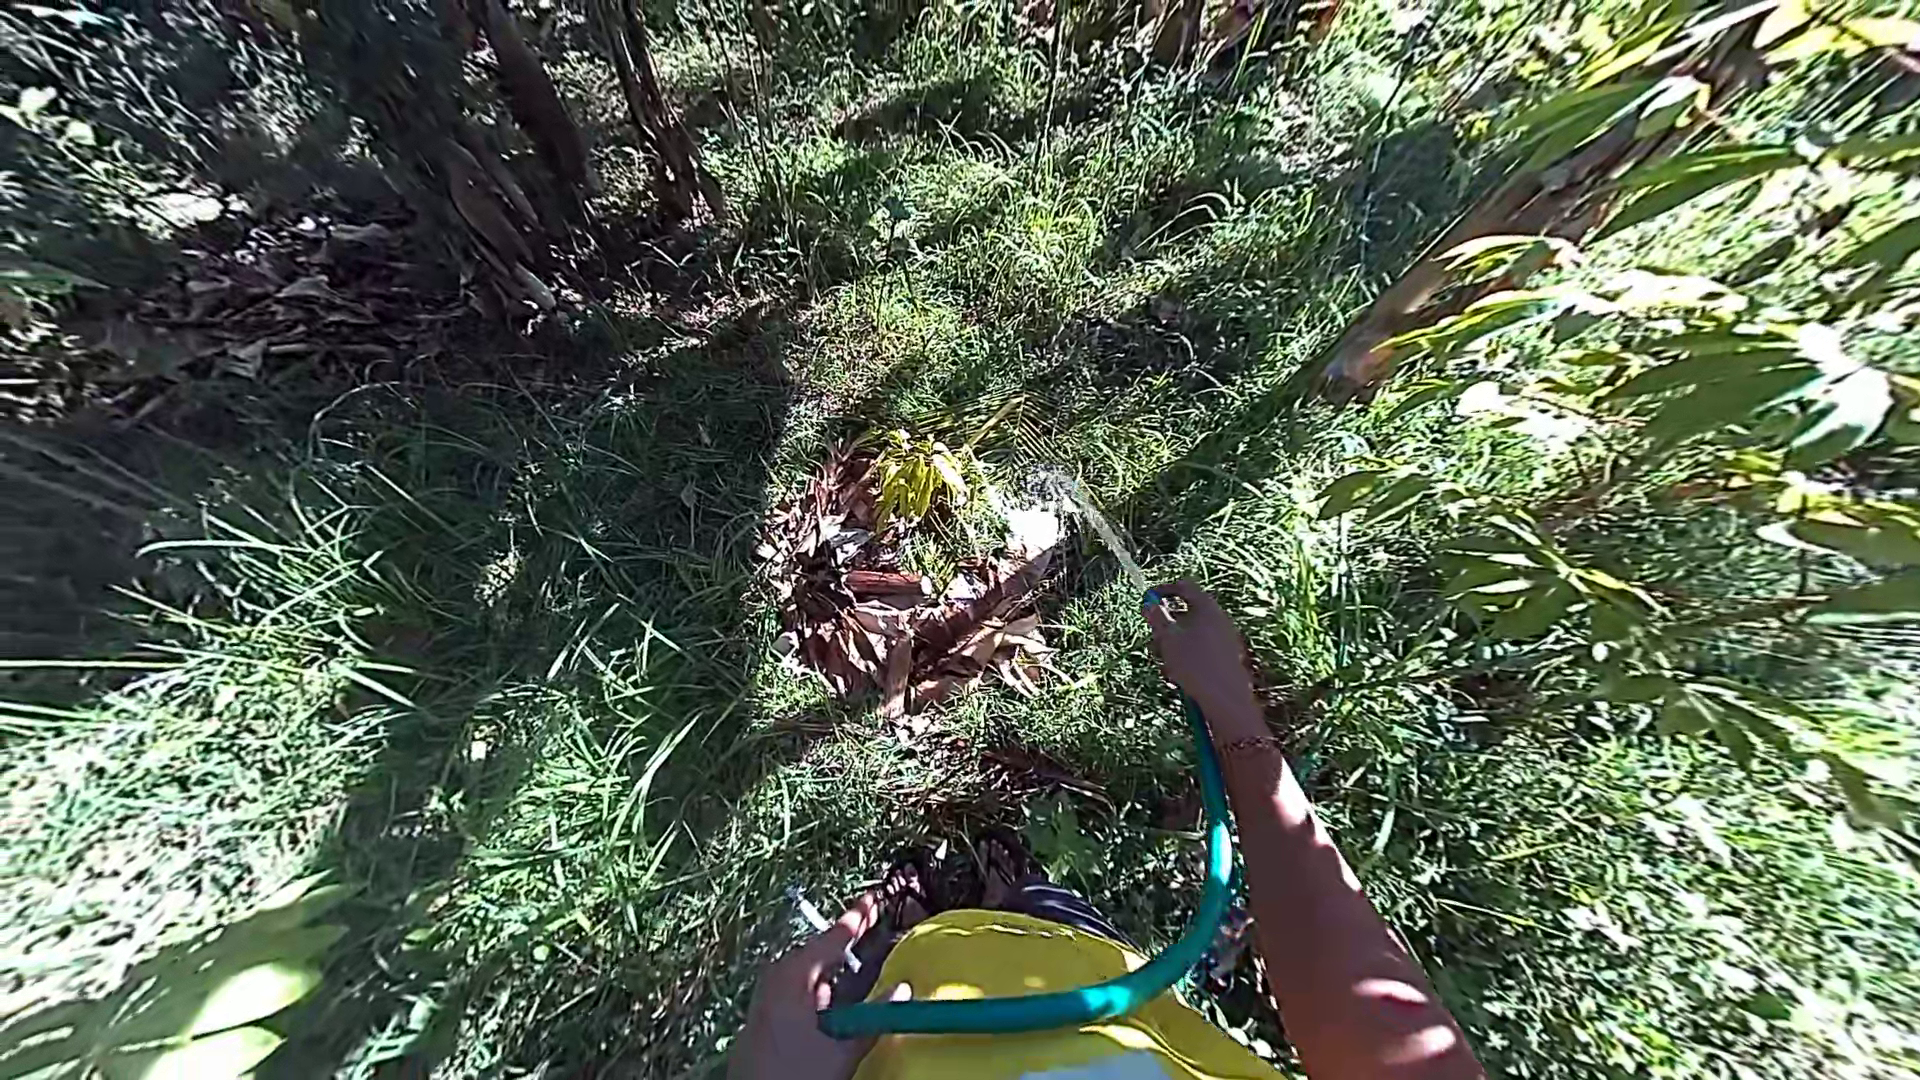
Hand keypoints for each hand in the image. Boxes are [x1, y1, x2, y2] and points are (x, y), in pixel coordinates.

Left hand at [728, 892, 904, 1079]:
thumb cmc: (794, 1077)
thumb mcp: (840, 1052)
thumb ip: (874, 1018)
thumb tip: (904, 989)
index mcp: (794, 974)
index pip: (834, 936)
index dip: (858, 917)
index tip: (873, 897)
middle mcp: (777, 978)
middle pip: (820, 951)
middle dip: (847, 940)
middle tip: (871, 922)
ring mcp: (766, 999)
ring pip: (808, 974)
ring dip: (833, 967)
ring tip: (857, 954)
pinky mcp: (761, 1021)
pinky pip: (796, 992)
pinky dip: (818, 989)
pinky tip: (832, 997)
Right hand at [1144, 579, 1263, 737]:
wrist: (1226, 700)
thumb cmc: (1194, 663)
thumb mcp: (1168, 638)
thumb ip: (1156, 617)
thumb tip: (1148, 603)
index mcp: (1206, 607)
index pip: (1184, 585)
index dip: (1162, 589)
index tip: (1146, 600)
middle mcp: (1219, 618)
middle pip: (1187, 611)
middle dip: (1166, 623)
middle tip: (1153, 638)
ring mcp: (1225, 638)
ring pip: (1191, 632)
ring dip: (1173, 642)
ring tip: (1164, 661)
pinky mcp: (1226, 656)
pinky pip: (1200, 647)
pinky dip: (1185, 654)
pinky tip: (1178, 673)